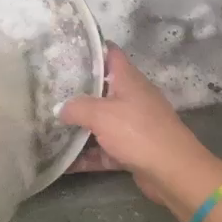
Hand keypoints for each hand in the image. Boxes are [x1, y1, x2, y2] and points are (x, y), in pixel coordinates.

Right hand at [58, 45, 221, 216]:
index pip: (110, 53)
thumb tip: (60, 109)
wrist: (173, 171)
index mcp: (129, 80)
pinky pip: (104, 150)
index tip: (65, 52)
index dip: (90, 50)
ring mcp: (133, 125)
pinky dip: (87, 156)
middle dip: (77, 92)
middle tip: (48, 92)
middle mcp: (132, 98)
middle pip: (102, 90)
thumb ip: (77, 108)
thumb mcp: (101, 114)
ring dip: (80, 128)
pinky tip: (64, 164)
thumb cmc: (138, 132)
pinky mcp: (133, 150)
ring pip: (102, 122)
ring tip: (50, 128)